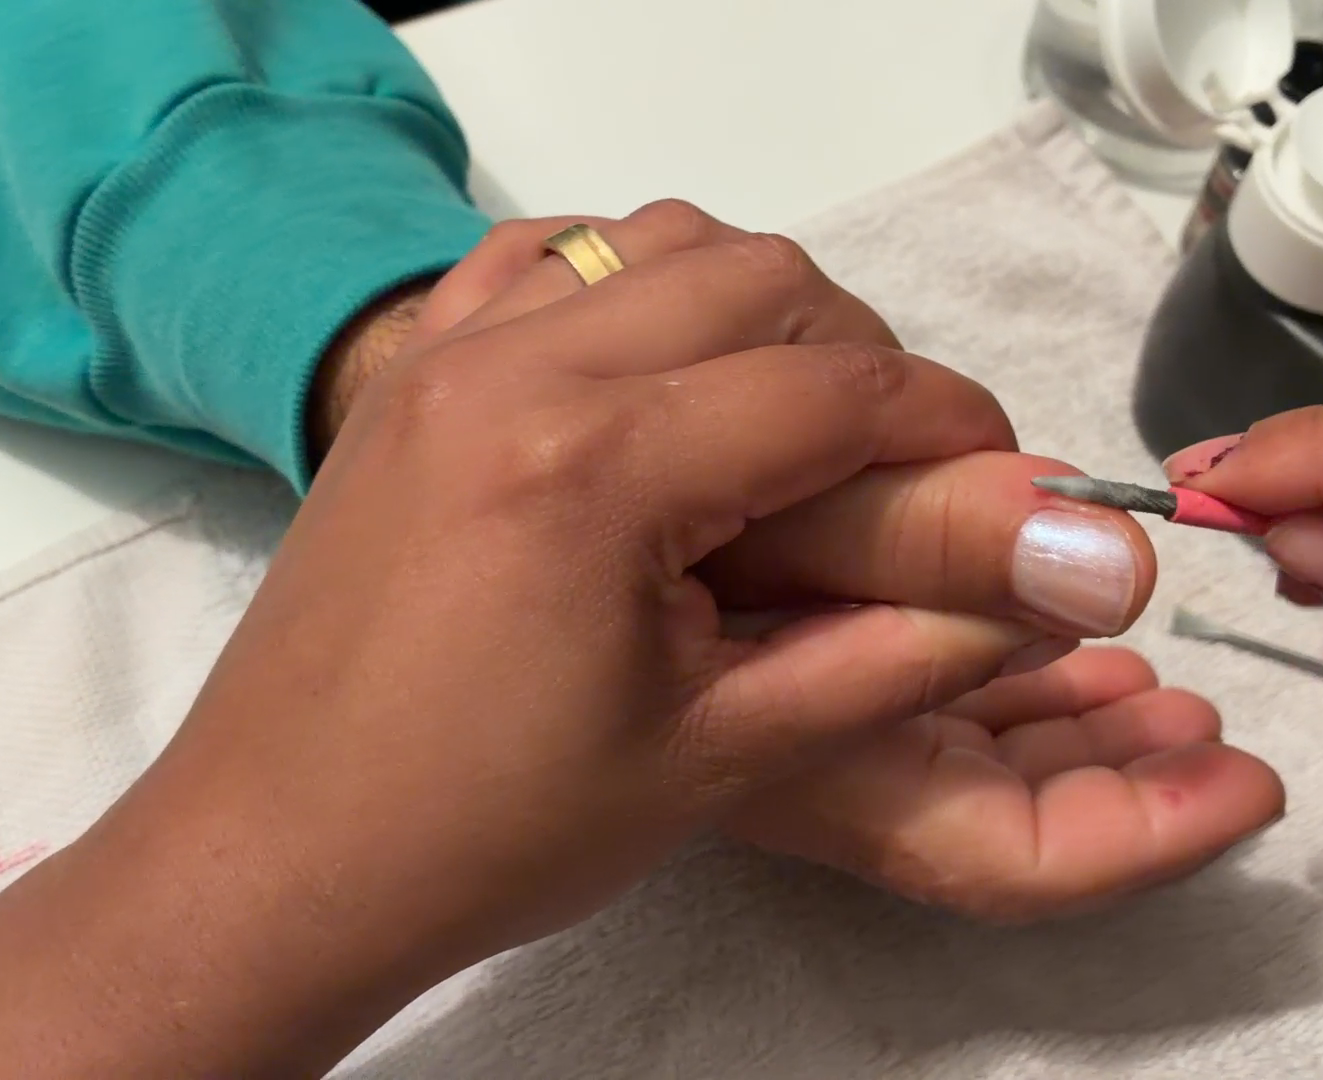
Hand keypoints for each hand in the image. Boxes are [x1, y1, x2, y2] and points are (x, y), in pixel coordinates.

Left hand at [0, 212, 1155, 1077]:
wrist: (282, 857)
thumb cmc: (500, 830)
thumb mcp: (727, 758)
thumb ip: (896, 661)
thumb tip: (1040, 602)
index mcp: (598, 468)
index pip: (833, 389)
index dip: (943, 419)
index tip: (997, 465)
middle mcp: (519, 364)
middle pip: (762, 279)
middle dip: (861, 355)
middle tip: (890, 454)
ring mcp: (452, 351)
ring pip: (666, 242)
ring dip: (760, 311)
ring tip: (785, 415)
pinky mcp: (415, 372)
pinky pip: (557, 258)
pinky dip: (644, 286)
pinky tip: (665, 371)